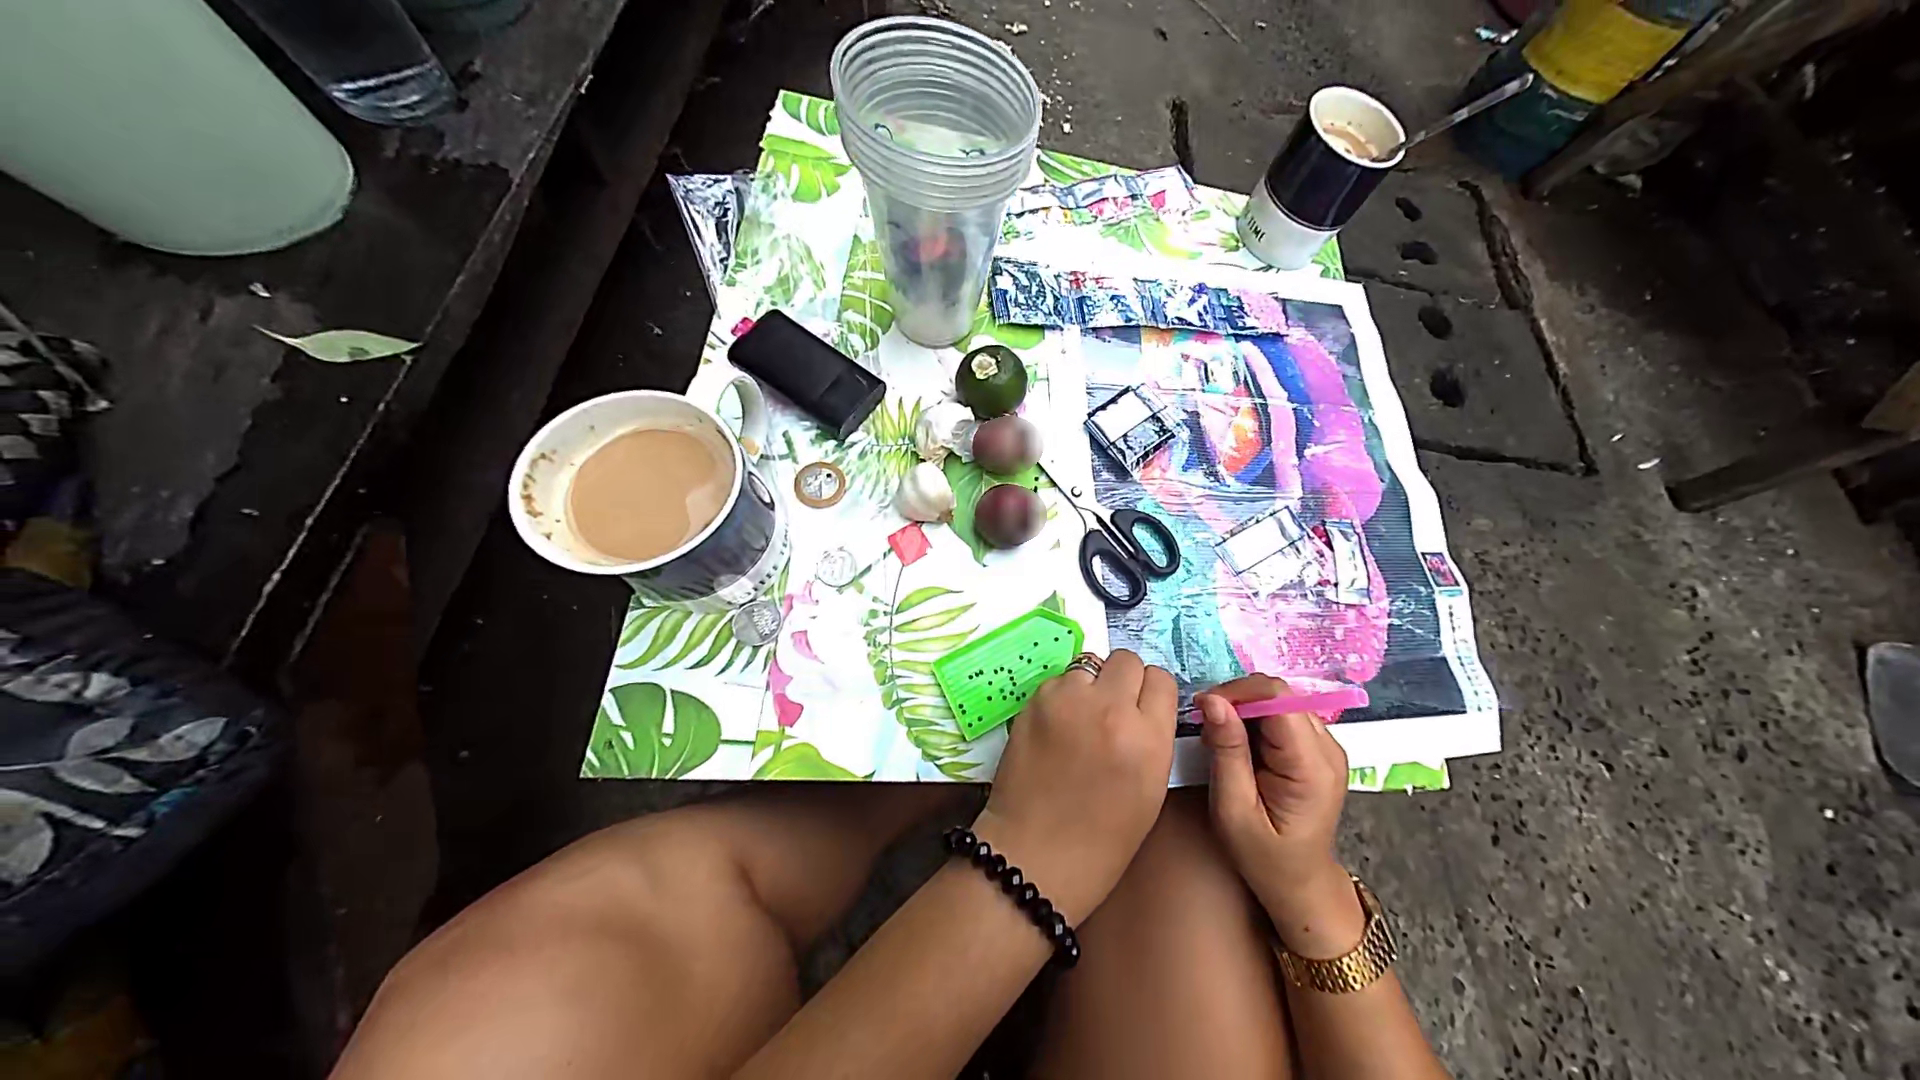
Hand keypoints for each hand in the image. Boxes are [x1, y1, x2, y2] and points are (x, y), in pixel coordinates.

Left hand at [974, 650, 1175, 923]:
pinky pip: (1058, 680)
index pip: (1160, 679)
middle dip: (1122, 679)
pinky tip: (1055, 726)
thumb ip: (1152, 737)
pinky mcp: (1036, 700)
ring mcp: (1069, 700)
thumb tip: (1144, 705)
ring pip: (1089, 664)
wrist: (1037, 853)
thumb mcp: (1151, 788)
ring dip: (1089, 684)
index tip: (1141, 706)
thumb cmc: (1103, 838)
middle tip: (1111, 705)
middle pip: (1126, 660)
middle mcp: (1111, 708)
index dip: (1151, 691)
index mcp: (1148, 737)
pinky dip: (1060, 695)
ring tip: (1079, 717)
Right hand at [1196, 674, 1358, 953]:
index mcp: (1311, 765)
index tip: (1203, 709)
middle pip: (1279, 693)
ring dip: (1243, 708)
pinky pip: (1281, 714)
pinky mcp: (1316, 748)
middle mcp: (1328, 748)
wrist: (1299, 884)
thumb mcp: (1233, 809)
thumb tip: (1212, 701)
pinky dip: (1253, 719)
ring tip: (1219, 738)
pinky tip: (1237, 744)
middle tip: (1206, 726)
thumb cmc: (1263, 856)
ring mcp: (1326, 746)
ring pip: (1278, 699)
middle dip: (1236, 699)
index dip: (1237, 693)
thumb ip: (1226, 750)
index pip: (1277, 697)